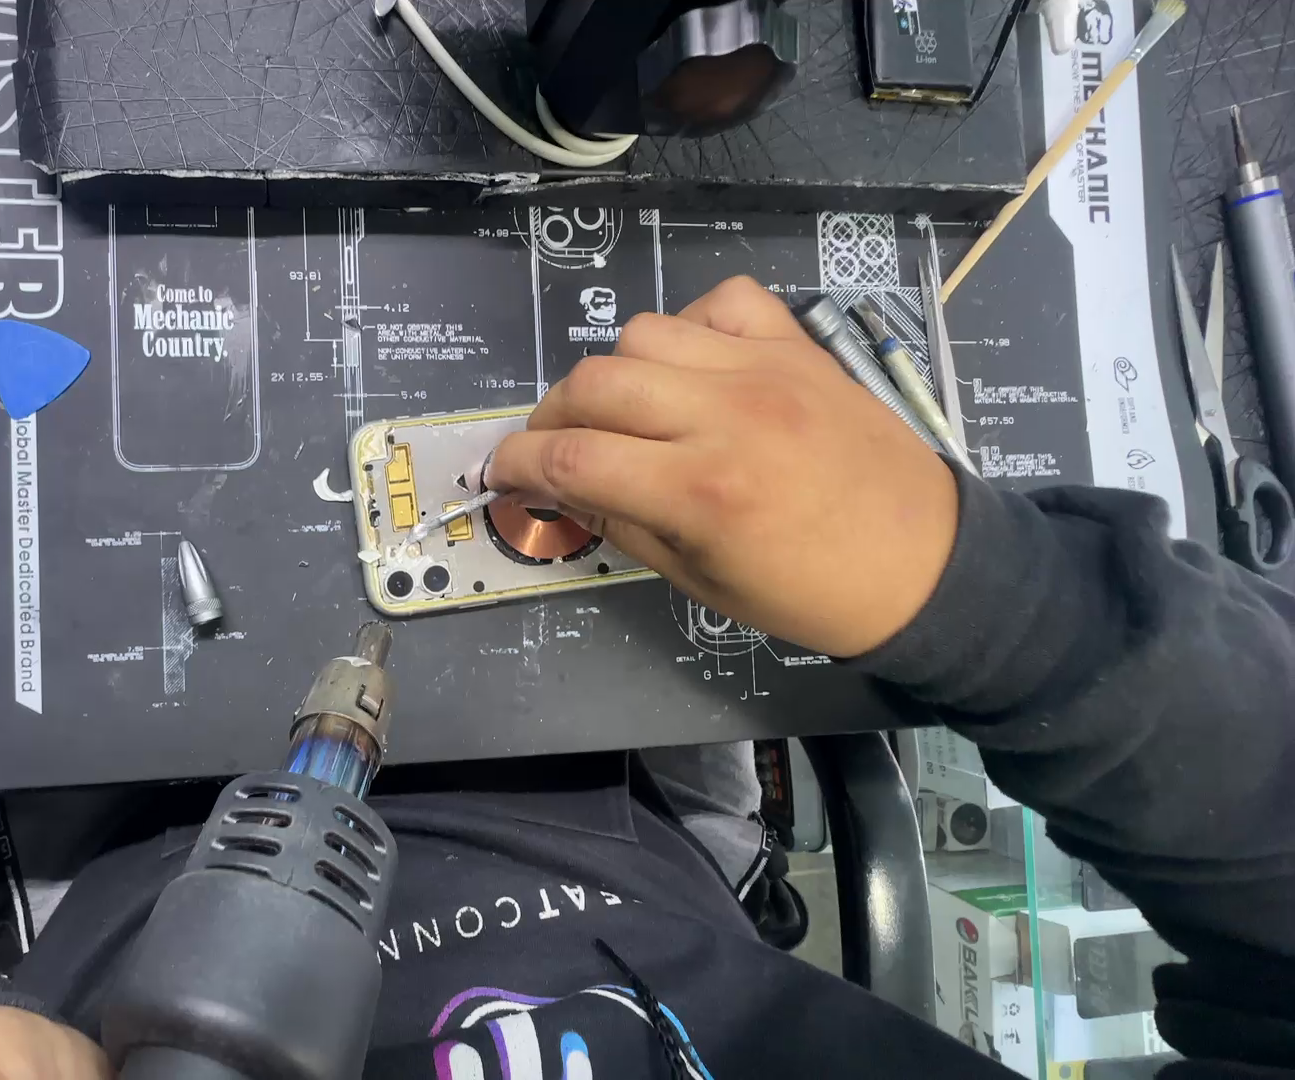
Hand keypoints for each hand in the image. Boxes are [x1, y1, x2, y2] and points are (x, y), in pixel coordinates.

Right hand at [487, 277, 958, 657]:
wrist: (924, 565)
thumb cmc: (801, 592)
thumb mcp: (691, 577)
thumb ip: (615, 521)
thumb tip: (556, 486)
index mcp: (698, 491)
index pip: (568, 460)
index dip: (516, 464)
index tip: (500, 474)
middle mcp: (723, 416)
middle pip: (590, 385)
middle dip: (547, 418)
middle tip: (552, 448)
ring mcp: (764, 369)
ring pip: (640, 334)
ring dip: (610, 376)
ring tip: (622, 411)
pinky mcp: (797, 346)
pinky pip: (718, 302)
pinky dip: (685, 329)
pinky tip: (688, 368)